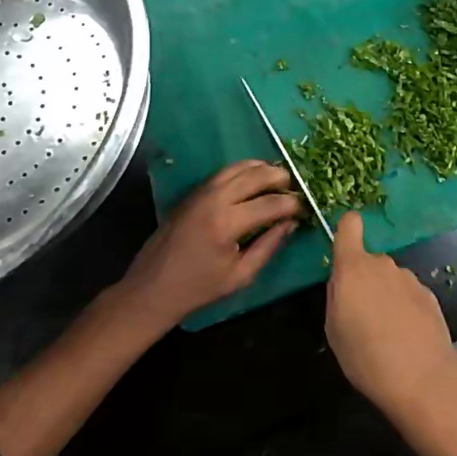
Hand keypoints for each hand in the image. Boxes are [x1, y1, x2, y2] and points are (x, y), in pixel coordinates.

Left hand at [116, 160, 301, 329]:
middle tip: (296, 187)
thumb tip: (291, 223)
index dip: (293, 204)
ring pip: (239, 167)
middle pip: (256, 175)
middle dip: (281, 178)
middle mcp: (215, 199)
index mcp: (227, 223)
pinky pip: (224, 171)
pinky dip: (243, 169)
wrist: (151, 288)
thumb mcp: (240, 275)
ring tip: (279, 178)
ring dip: (263, 168)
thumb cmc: (198, 288)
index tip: (305, 210)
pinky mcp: (193, 192)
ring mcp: (202, 191)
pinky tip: (255, 178)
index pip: (271, 203)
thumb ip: (269, 246)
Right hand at [326, 211, 456, 420]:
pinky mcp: (429, 294)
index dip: (346, 229)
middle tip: (361, 319)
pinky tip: (407, 339)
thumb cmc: (366, 358)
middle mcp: (383, 264)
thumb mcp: (334, 331)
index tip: (345, 247)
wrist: (423, 380)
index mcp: (353, 268)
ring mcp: (409, 278)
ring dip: (385, 297)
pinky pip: (408, 295)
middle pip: (368, 262)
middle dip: (364, 282)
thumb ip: (337, 297)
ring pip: (389, 280)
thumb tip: (344, 283)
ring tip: (386, 336)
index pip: (349, 225)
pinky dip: (405, 309)